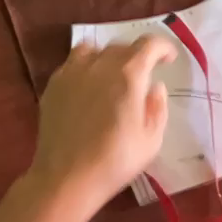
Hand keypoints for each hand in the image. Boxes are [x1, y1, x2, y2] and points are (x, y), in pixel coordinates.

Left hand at [26, 37, 175, 209]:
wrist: (66, 177)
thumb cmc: (115, 161)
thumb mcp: (151, 140)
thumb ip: (157, 107)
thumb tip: (155, 86)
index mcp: (128, 75)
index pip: (148, 44)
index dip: (163, 46)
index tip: (168, 58)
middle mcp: (99, 65)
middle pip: (120, 46)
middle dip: (136, 55)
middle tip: (142, 74)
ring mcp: (71, 72)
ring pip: (92, 49)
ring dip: (107, 56)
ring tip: (111, 74)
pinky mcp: (53, 85)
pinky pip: (71, 63)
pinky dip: (84, 67)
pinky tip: (87, 87)